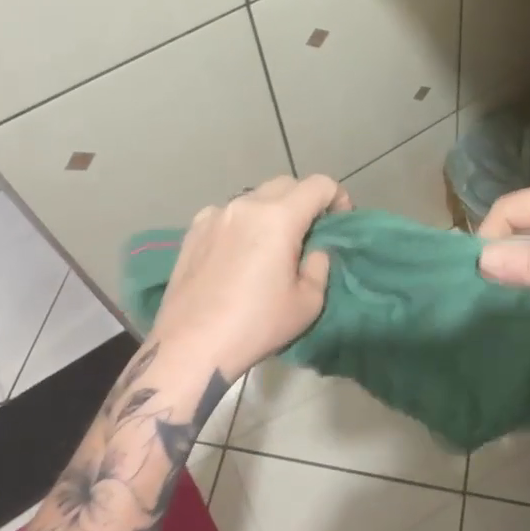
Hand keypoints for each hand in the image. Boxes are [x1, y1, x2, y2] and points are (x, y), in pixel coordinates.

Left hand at [147, 174, 349, 378]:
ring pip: (254, 197)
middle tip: (308, 234)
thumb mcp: (307, 303)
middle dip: (304, 201)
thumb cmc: (255, 325)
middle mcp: (245, 206)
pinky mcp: (192, 231)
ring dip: (271, 211)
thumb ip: (319, 266)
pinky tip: (238, 253)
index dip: (337, 198)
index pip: (319, 185)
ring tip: (271, 245)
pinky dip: (242, 223)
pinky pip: (227, 214)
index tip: (339, 222)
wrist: (190, 346)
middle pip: (286, 184)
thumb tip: (314, 251)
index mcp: (279, 218)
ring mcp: (214, 215)